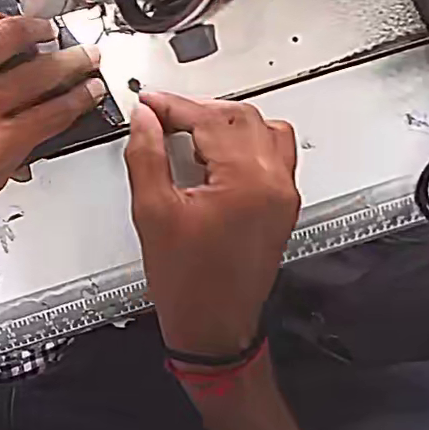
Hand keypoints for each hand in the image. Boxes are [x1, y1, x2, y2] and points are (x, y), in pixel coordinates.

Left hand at [0, 8, 105, 261]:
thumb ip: (14, 157)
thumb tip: (36, 136)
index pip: (55, 110)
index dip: (81, 95)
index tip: (91, 87)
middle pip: (40, 71)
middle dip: (73, 60)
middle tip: (84, 54)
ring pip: (3, 37)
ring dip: (35, 28)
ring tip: (46, 28)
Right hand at [124, 91, 299, 357]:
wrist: (213, 326)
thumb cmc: (189, 284)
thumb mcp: (151, 212)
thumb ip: (146, 155)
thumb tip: (145, 121)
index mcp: (246, 183)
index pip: (210, 119)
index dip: (173, 105)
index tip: (149, 103)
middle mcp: (274, 184)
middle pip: (241, 116)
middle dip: (196, 109)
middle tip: (160, 115)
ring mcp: (283, 194)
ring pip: (261, 129)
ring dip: (223, 120)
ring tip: (186, 128)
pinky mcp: (281, 205)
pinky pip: (272, 151)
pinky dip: (243, 139)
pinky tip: (214, 150)